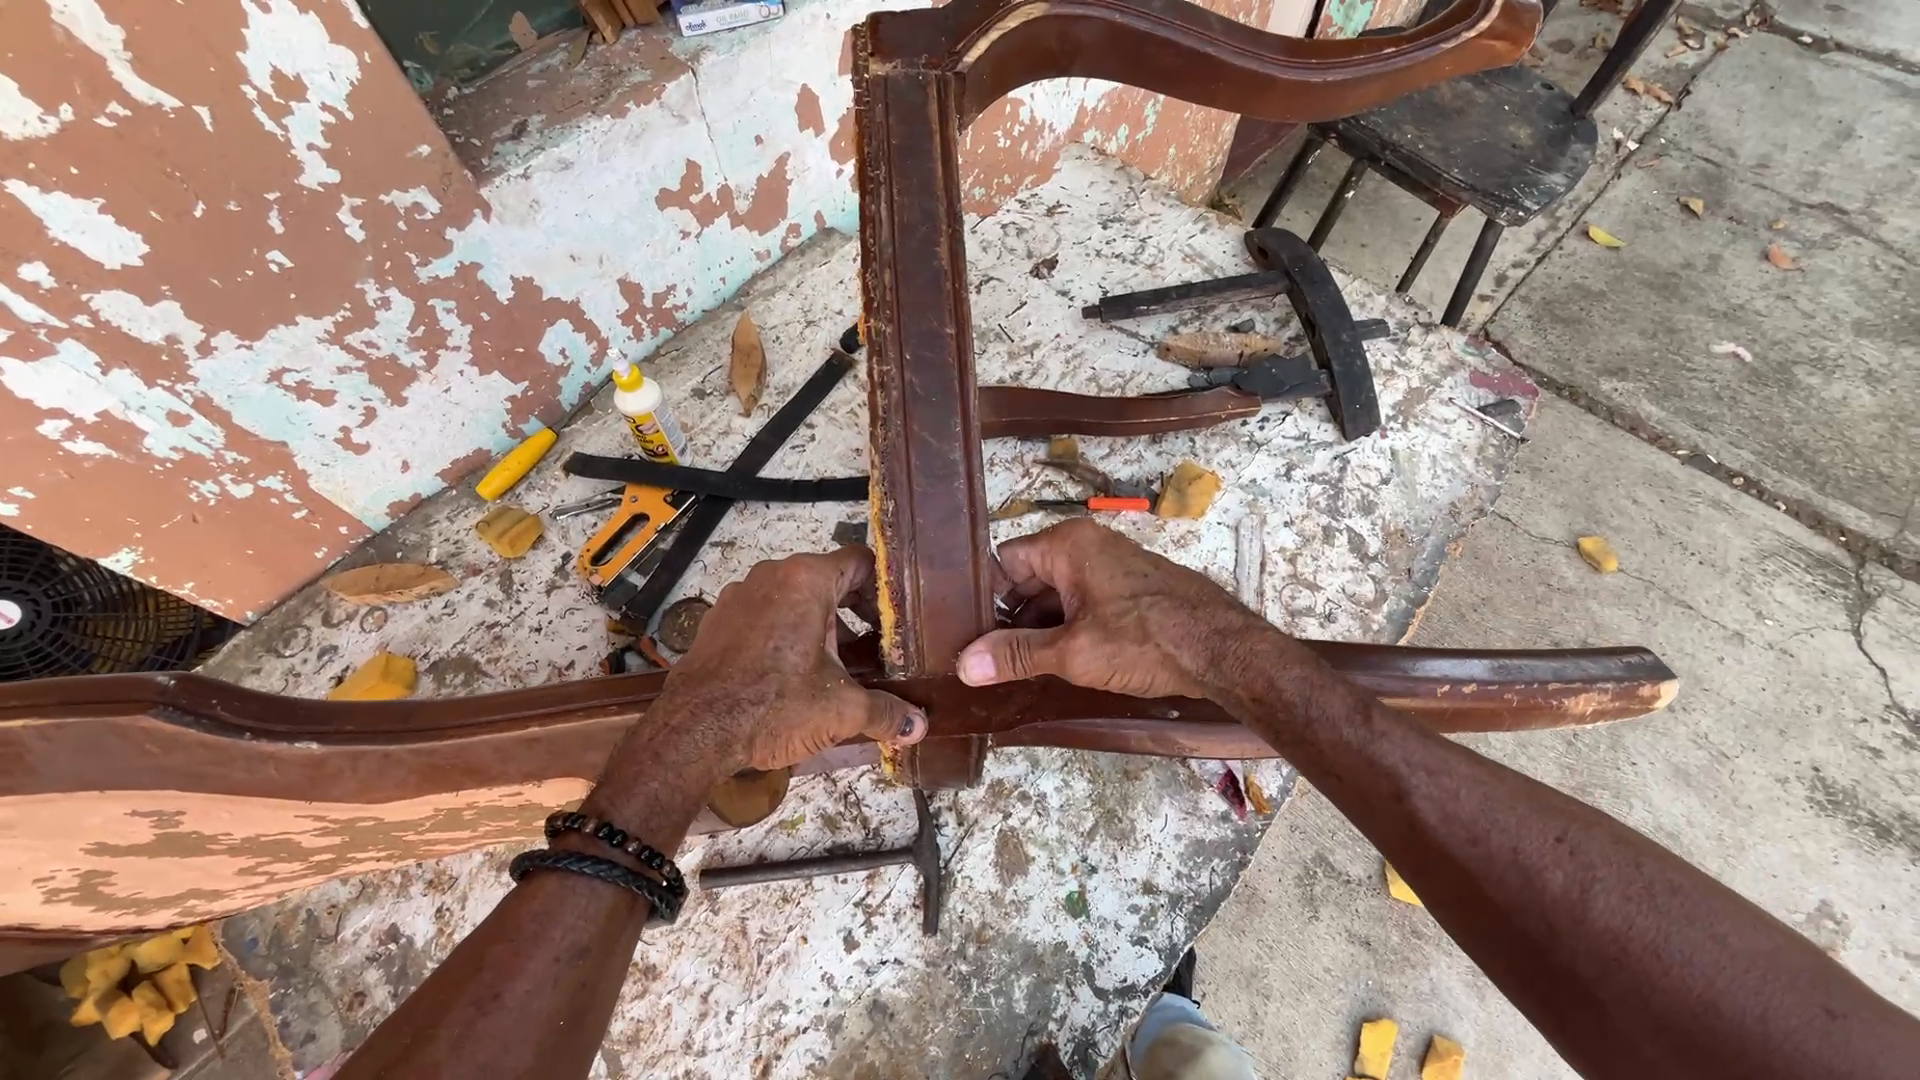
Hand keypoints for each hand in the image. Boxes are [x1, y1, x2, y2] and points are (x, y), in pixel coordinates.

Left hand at [663, 545, 926, 769]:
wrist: (693, 733)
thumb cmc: (772, 707)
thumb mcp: (841, 710)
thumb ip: (886, 712)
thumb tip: (920, 727)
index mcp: (806, 580)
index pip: (861, 561)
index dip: (885, 589)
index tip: (896, 621)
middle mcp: (772, 576)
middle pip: (830, 579)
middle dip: (857, 613)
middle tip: (876, 648)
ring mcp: (740, 595)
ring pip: (796, 598)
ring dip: (823, 625)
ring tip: (839, 666)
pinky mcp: (719, 620)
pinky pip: (766, 614)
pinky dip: (788, 633)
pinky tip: (795, 673)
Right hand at [957, 519, 1279, 699]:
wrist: (1224, 650)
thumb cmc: (1146, 640)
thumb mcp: (1073, 653)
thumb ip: (1016, 656)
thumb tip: (963, 665)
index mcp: (1066, 544)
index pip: (1003, 563)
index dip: (982, 600)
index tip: (963, 636)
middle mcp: (1085, 546)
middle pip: (1027, 580)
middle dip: (1007, 619)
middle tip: (981, 659)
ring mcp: (1108, 567)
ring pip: (1053, 596)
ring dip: (1036, 630)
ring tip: (1009, 668)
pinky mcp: (1125, 590)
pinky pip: (1079, 604)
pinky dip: (1063, 630)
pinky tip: (1051, 664)